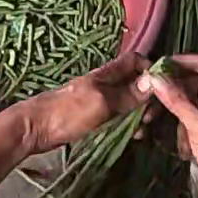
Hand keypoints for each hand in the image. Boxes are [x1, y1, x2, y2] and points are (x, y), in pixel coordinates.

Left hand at [3, 52, 150, 154]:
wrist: (33, 130)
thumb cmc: (66, 114)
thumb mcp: (100, 103)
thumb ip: (126, 94)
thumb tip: (154, 82)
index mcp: (106, 74)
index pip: (135, 61)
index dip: (151, 70)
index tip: (163, 90)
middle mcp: (105, 83)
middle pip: (135, 82)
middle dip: (149, 97)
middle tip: (152, 117)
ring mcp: (99, 100)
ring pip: (129, 100)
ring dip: (140, 113)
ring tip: (144, 131)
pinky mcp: (94, 116)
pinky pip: (119, 115)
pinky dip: (129, 123)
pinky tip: (133, 136)